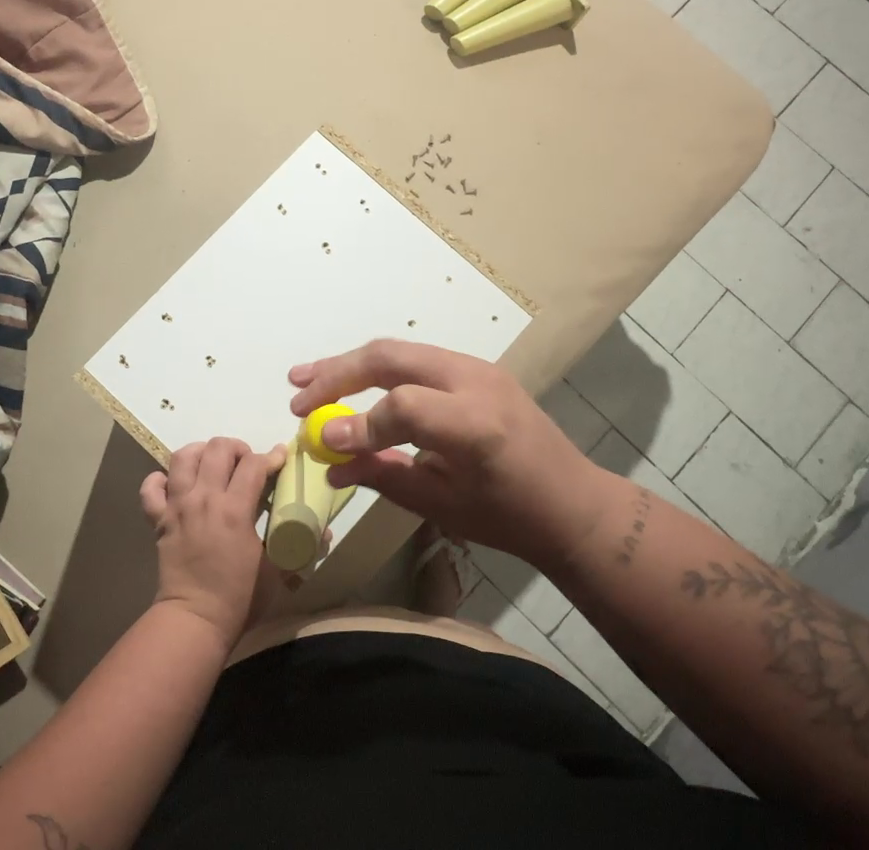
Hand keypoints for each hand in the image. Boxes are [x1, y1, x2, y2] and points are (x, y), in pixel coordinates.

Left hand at [138, 438, 283, 645]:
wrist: (196, 620)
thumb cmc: (240, 597)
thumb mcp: (277, 571)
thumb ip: (299, 546)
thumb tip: (325, 532)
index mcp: (234, 510)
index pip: (253, 464)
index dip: (271, 456)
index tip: (280, 457)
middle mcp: (203, 499)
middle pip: (217, 449)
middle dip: (236, 448)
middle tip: (246, 463)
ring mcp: (177, 506)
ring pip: (182, 457)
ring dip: (200, 452)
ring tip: (212, 464)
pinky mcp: (158, 520)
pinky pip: (150, 488)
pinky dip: (160, 479)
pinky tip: (174, 484)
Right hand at [288, 339, 601, 562]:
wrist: (572, 503)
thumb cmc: (508, 517)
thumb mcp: (441, 504)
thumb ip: (382, 475)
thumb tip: (328, 461)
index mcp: (474, 425)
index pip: (400, 406)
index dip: (355, 423)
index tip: (320, 441)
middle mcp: (476, 383)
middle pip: (391, 358)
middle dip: (338, 373)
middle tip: (296, 392)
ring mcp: (479, 369)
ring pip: (400, 350)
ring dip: (352, 364)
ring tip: (308, 379)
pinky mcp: (477, 369)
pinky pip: (417, 359)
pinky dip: (379, 369)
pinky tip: (353, 383)